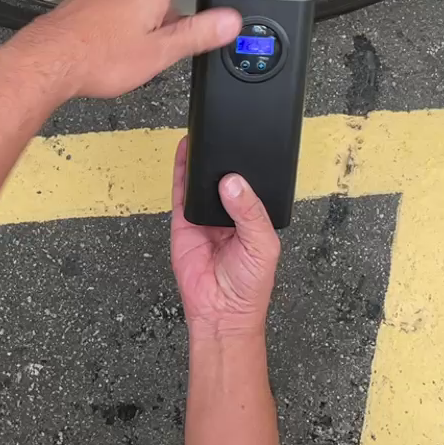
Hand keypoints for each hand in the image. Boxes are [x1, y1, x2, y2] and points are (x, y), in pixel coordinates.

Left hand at [0, 0, 241, 101]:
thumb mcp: (159, 52)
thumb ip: (196, 34)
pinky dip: (115, 22)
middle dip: (166, 5)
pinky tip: (112, 45)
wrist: (46, 63)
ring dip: (140, 14)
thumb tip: (229, 21)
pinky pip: (104, 9)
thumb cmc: (98, 58)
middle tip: (176, 26)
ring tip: (144, 41)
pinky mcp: (76, 10)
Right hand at [169, 137, 282, 339]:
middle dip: (225, 158)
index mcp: (254, 216)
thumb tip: (232, 183)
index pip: (252, 184)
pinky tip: (185, 150)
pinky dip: (182, 170)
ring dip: (203, 159)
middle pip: (225, 178)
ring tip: (204, 133)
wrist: (220, 312)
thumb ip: (250, 212)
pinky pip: (181, 191)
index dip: (250, 166)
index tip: (249, 144)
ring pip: (202, 180)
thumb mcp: (262, 245)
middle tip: (225, 134)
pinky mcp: (183, 221)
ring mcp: (205, 215)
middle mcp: (229, 213)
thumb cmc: (249, 285)